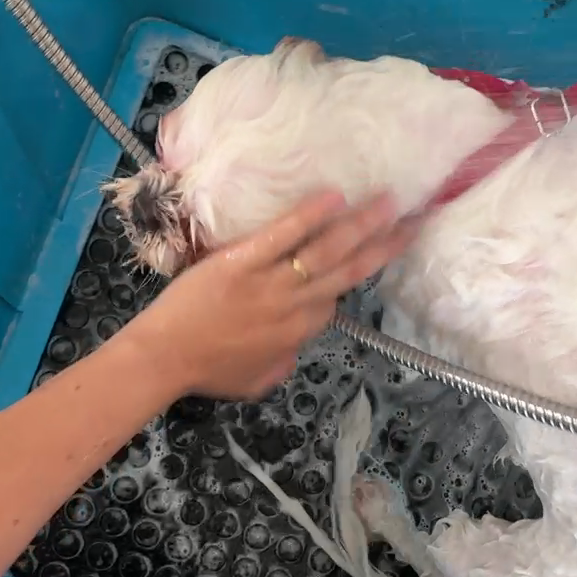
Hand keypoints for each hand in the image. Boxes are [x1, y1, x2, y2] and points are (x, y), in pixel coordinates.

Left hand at [117, 190, 414, 399]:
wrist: (163, 357)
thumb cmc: (204, 372)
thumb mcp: (254, 382)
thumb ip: (281, 363)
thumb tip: (294, 348)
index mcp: (295, 335)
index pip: (332, 302)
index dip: (344, 282)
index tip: (357, 260)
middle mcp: (292, 306)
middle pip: (347, 271)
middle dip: (383, 246)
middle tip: (413, 222)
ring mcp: (270, 282)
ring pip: (325, 251)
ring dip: (361, 225)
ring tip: (389, 202)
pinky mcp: (243, 262)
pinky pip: (283, 235)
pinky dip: (309, 215)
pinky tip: (334, 195)